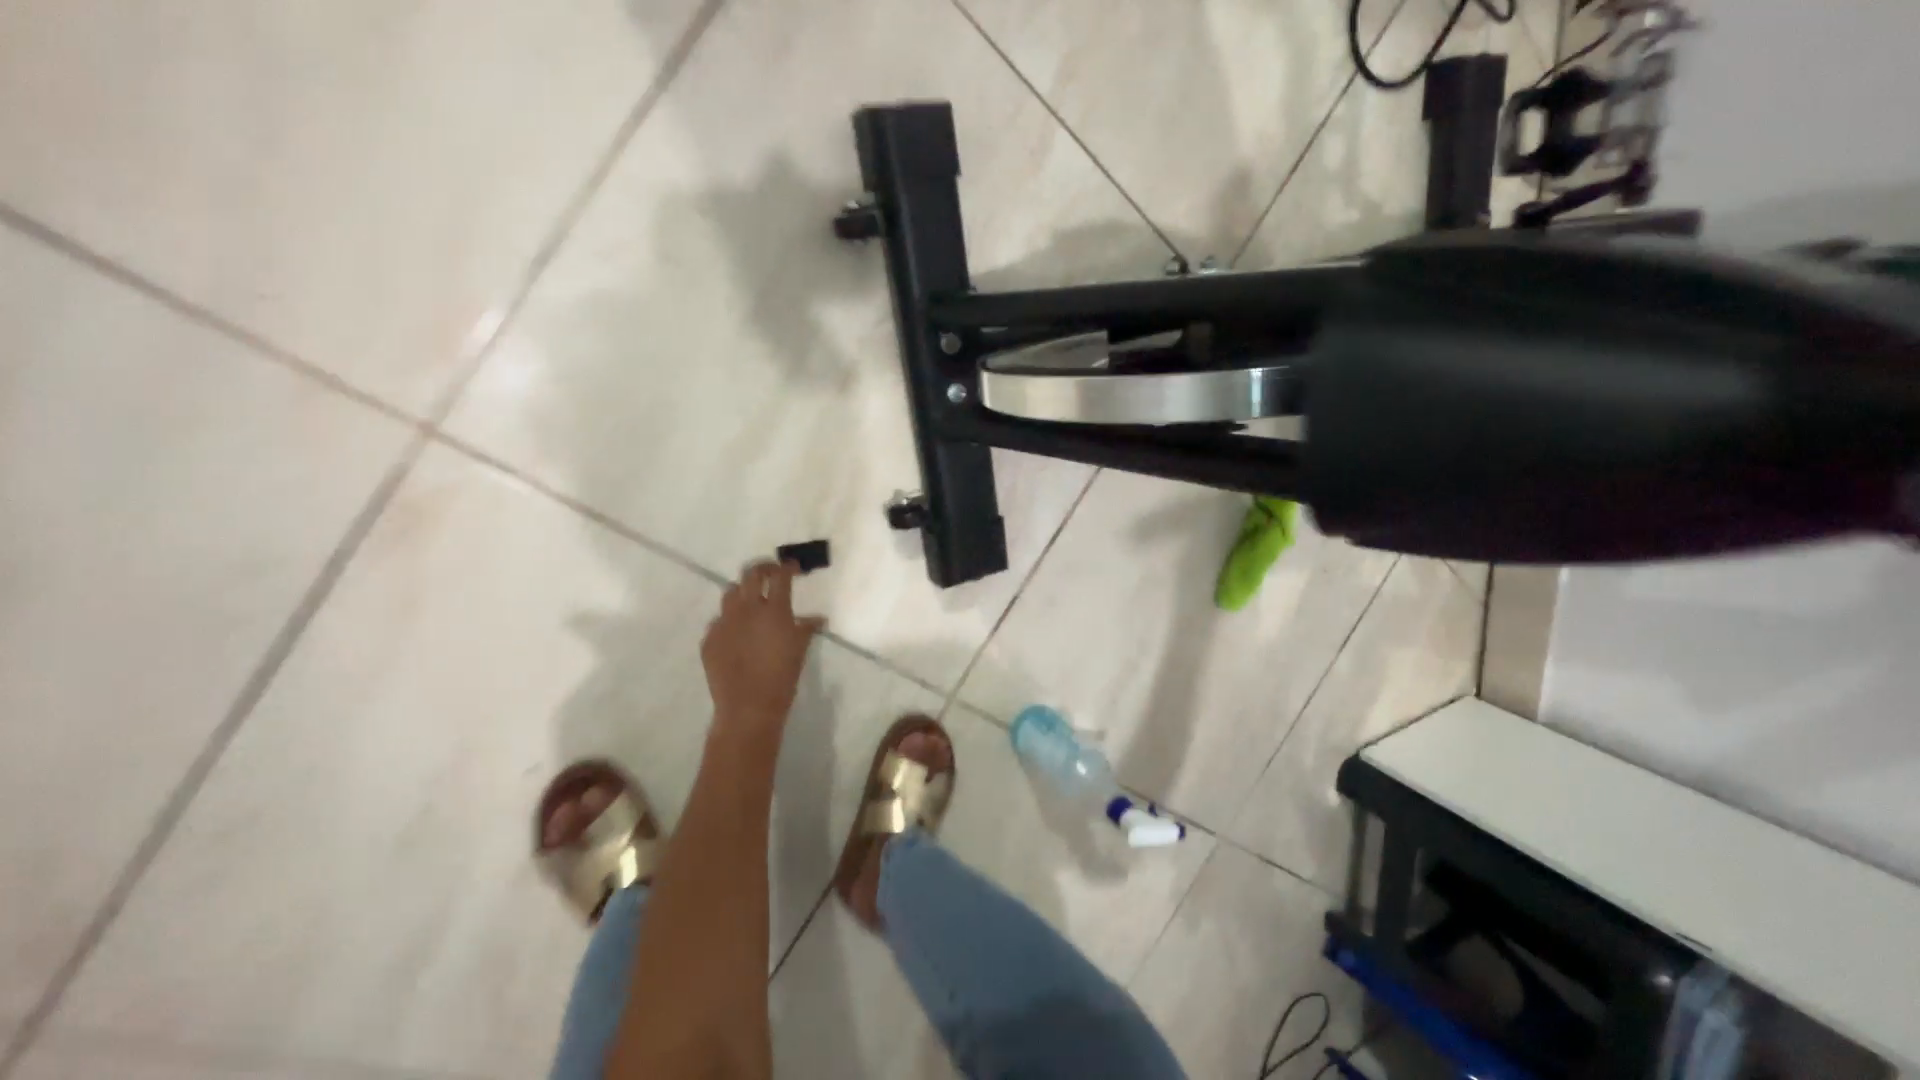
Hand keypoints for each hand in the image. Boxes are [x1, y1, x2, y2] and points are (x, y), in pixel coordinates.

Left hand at [701, 561, 826, 735]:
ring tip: (750, 603)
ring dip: (742, 593)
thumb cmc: (782, 678)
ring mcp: (724, 622)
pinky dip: (729, 622)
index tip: (792, 568)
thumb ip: (806, 628)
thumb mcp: (800, 650)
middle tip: (770, 575)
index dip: (787, 567)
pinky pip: (718, 621)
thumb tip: (816, 618)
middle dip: (762, 569)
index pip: (780, 576)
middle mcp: (746, 609)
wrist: (748, 707)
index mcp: (773, 610)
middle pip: (751, 574)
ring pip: (729, 593)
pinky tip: (737, 636)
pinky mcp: (709, 638)